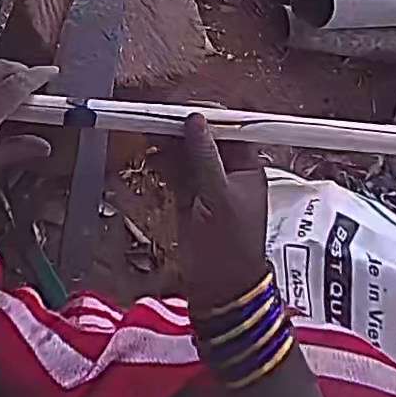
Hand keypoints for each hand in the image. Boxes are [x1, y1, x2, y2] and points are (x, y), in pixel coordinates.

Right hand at [167, 114, 269, 306]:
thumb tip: (195, 120)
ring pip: (184, 149)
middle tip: (159, 116)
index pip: (228, 130)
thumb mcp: (220, 197)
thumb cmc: (231, 245)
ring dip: (167, 139)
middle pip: (201, 136)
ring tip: (150, 130)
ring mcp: (204, 180)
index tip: (184, 108)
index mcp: (245, 166)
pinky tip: (150, 151)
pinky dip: (160, 156)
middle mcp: (225, 168)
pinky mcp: (185, 191)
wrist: (218, 288)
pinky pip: (172, 165)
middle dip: (180, 126)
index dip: (207, 117)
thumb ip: (205, 157)